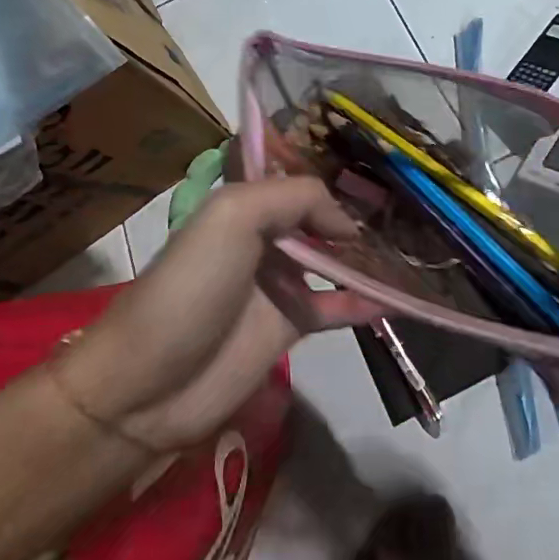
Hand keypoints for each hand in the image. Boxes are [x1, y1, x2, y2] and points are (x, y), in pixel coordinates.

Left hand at [52, 178, 382, 453]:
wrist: (149, 382)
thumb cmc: (192, 285)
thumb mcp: (234, 216)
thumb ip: (296, 198)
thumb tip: (346, 223)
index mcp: (246, 205)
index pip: (298, 181)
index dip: (333, 179)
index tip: (379, 176)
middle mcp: (265, 239)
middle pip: (320, 220)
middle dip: (357, 216)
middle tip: (407, 213)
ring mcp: (278, 285)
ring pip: (333, 262)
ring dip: (365, 258)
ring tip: (409, 252)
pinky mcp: (289, 327)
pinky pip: (335, 307)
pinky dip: (363, 303)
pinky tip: (393, 300)